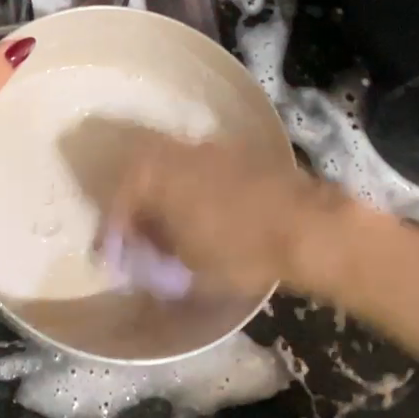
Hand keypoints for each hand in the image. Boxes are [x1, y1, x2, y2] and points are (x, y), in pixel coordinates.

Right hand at [107, 136, 366, 299]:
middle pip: (138, 175)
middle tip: (136, 234)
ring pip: (170, 169)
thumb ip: (157, 260)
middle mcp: (172, 152)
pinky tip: (204, 215)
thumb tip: (143, 259)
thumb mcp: (190, 269)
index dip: (110, 232)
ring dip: (163, 196)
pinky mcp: (236, 152)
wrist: (309, 226)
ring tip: (171, 227)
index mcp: (151, 175)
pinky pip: (198, 170)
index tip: (109, 255)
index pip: (117, 201)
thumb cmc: (240, 249)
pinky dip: (191, 190)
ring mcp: (207, 148)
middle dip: (134, 206)